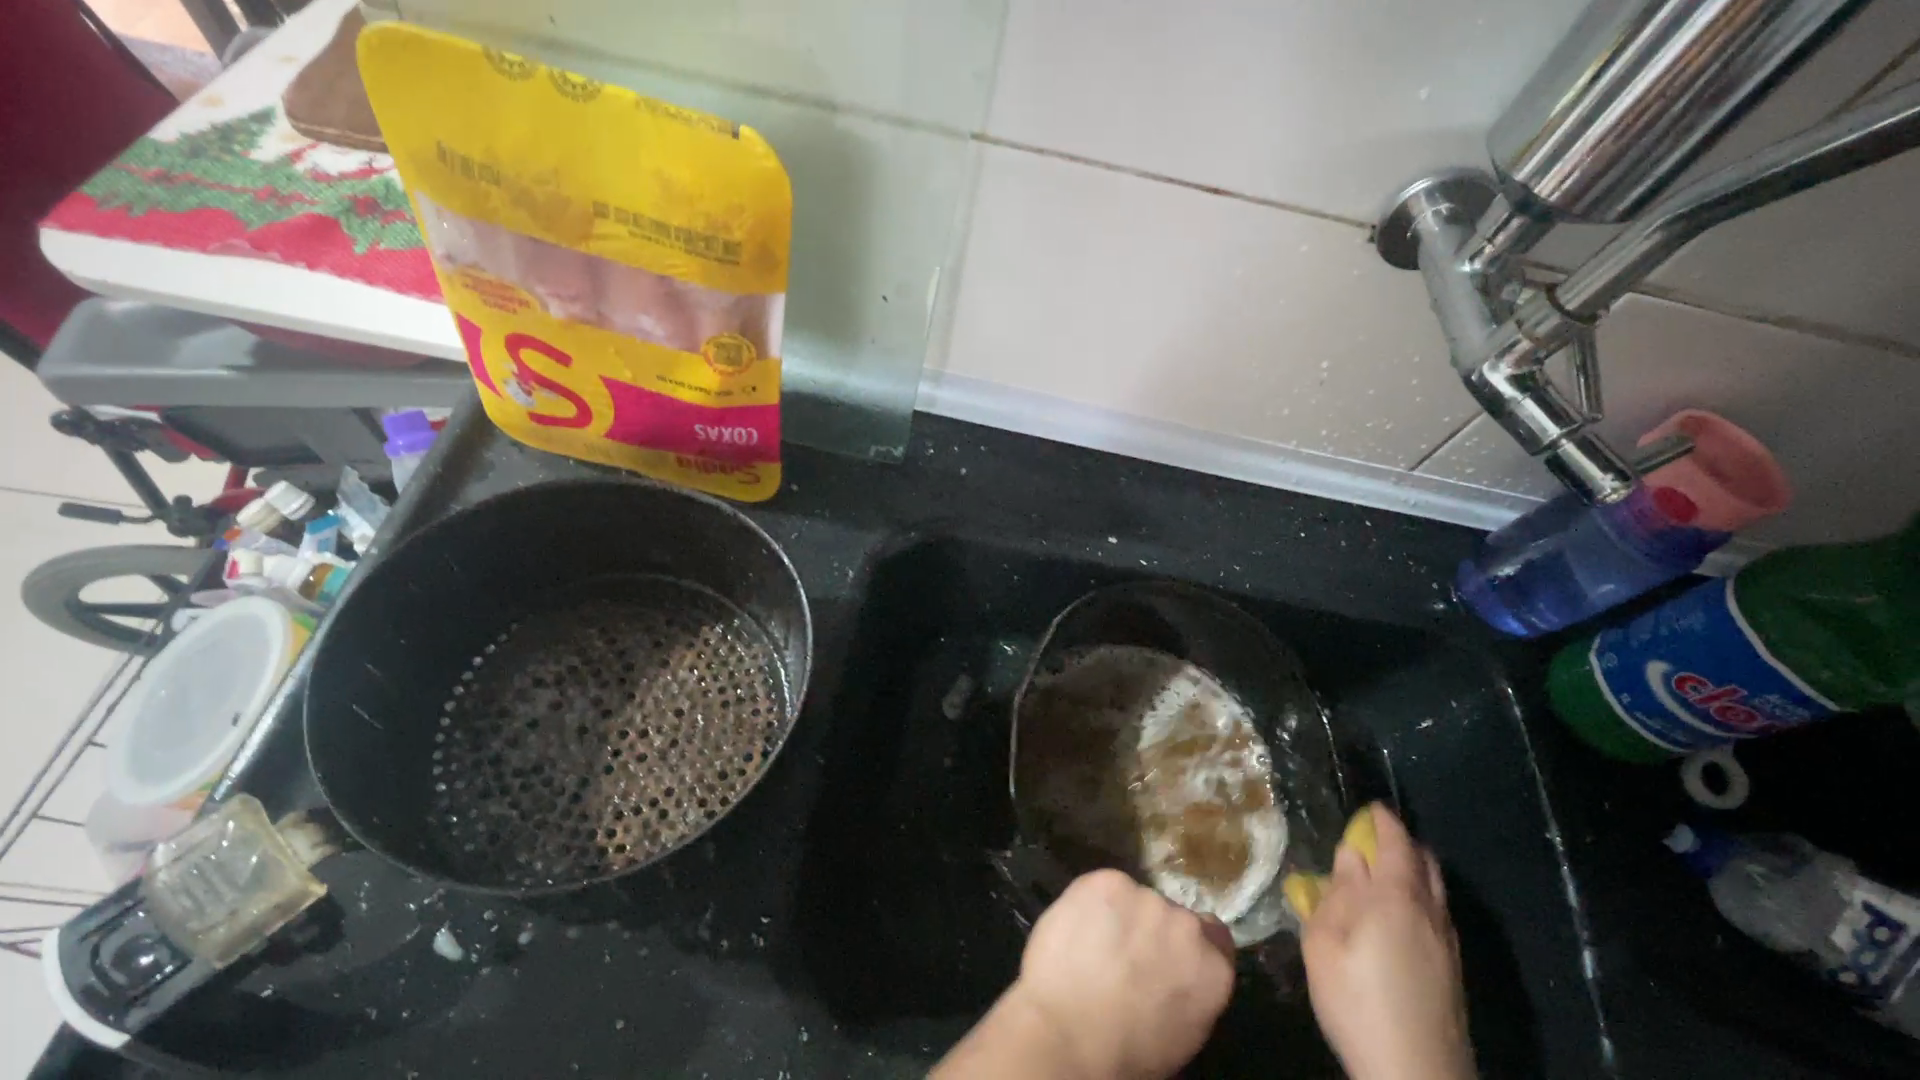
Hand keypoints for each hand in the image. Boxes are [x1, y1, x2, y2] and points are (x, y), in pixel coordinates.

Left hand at [933, 869, 1235, 1079]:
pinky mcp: (1107, 881)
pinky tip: (1076, 929)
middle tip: (1123, 952)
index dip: (1188, 942)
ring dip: (1119, 915)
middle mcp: (1186, 925)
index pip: (1213, 934)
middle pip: (1171, 913)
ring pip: (1133, 899)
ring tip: (1093, 944)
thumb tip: (1178, 976)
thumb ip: (1189, 990)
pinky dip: (1089, 903)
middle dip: (1150, 929)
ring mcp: (1146, 898)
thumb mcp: (1181, 1032)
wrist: (1069, 1034)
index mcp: (1213, 967)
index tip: (1166, 952)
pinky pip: (1100, 888)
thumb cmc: (1126, 1052)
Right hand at [1302, 805, 1474, 1079]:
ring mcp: (1447, 941)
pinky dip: (1420, 899)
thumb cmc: (1356, 1000)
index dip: (1382, 822)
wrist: (1416, 1071)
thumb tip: (1350, 856)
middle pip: (1424, 862)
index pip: (1395, 843)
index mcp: (1396, 897)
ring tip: (1384, 878)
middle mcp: (1430, 911)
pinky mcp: (1453, 969)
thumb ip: (1337, 894)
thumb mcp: (1324, 943)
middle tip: (1375, 841)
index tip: (1370, 808)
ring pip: (1435, 890)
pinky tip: (1398, 920)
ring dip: (1414, 872)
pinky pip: (1438, 914)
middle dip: (1402, 844)